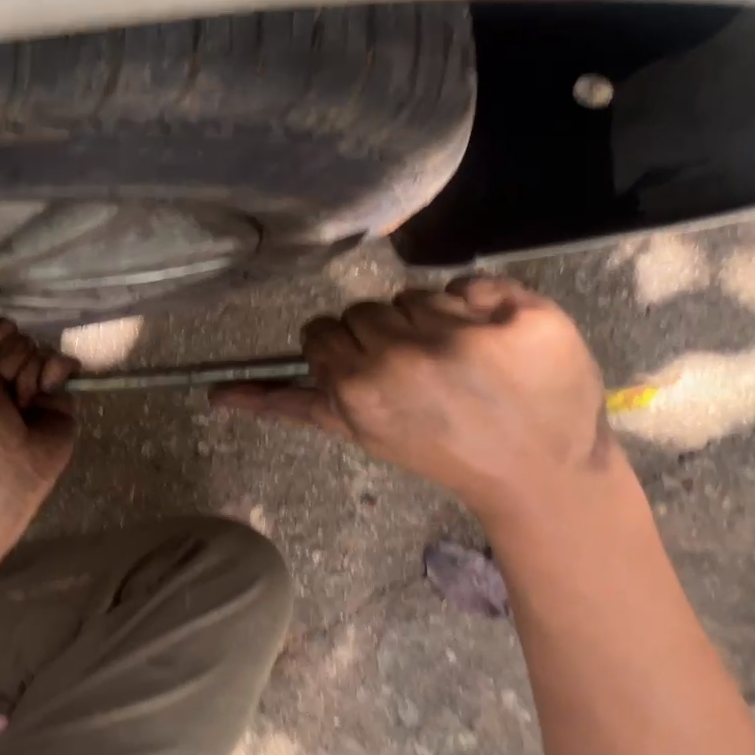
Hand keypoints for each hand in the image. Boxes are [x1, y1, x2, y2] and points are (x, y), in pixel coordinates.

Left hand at [0, 318, 77, 506]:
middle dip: (11, 363)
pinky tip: (48, 391)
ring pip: (42, 351)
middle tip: (5, 390)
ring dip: (30, 376)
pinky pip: (65, 364)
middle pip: (21, 340)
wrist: (9, 462)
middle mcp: (12, 371)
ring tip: (24, 404)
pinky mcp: (63, 394)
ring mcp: (39, 382)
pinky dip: (57, 373)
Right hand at [210, 277, 618, 519]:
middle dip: (383, 335)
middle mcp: (406, 355)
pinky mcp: (525, 314)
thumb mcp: (354, 431)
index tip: (369, 372)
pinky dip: (479, 303)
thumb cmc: (436, 452)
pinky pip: (472, 282)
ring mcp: (469, 333)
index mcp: (359, 385)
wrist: (541, 471)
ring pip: (414, 295)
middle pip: (363, 310)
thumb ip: (283, 405)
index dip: (341, 351)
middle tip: (418, 371)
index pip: (321, 331)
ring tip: (458, 357)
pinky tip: (491, 337)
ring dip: (430, 320)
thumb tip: (213, 395)